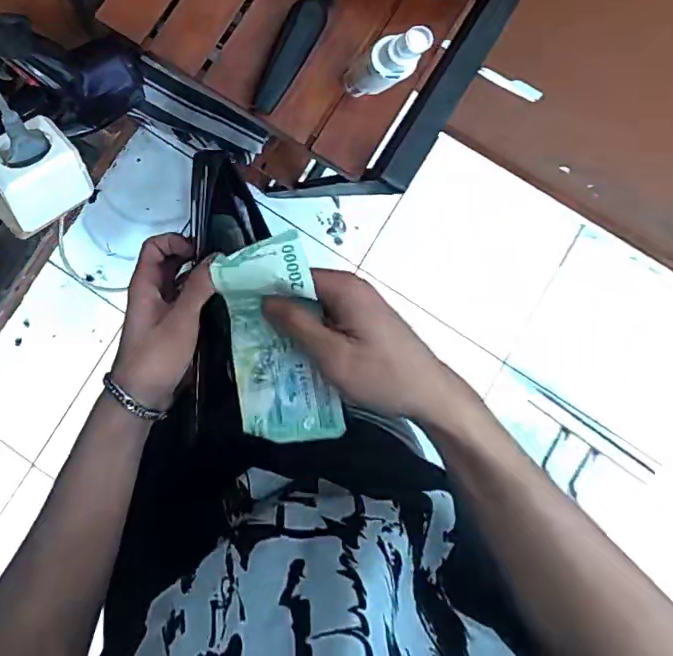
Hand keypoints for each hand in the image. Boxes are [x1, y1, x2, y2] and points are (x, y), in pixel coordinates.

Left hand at [108, 233, 211, 410]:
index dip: (175, 241)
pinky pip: (183, 300)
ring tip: (226, 280)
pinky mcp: (168, 324)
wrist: (141, 397)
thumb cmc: (156, 356)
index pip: (154, 246)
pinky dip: (199, 296)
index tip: (201, 251)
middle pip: (169, 261)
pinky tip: (221, 303)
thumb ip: (199, 288)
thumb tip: (217, 259)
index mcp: (144, 284)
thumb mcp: (181, 320)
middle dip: (192, 257)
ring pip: (178, 281)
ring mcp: (159, 308)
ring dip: (198, 277)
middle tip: (221, 264)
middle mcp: (150, 291)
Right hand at [262, 269, 475, 427]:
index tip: (238, 297)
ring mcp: (359, 302)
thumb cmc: (383, 377)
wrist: (435, 399)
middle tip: (247, 322)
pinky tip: (295, 346)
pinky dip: (310, 326)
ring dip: (292, 318)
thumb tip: (265, 300)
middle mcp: (351, 287)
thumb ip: (296, 324)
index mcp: (343, 287)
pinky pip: (326, 314)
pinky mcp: (363, 318)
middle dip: (275, 302)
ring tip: (265, 336)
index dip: (264, 283)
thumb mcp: (332, 355)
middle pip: (301, 286)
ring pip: (312, 302)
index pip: (291, 272)